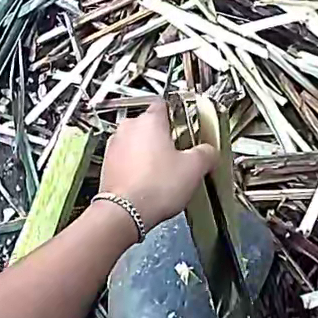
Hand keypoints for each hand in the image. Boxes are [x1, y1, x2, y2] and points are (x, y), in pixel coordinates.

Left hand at [98, 101, 216, 230]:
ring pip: (137, 142)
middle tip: (180, 154)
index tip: (186, 125)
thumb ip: (206, 152)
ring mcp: (114, 146)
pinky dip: (136, 166)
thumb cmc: (154, 187)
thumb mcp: (194, 168)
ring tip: (165, 172)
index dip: (178, 113)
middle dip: (165, 137)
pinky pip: (126, 159)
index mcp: (150, 120)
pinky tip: (149, 182)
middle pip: (151, 124)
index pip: (164, 104)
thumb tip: (209, 152)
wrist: (124, 213)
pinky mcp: (108, 165)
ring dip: (149, 152)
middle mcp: (128, 128)